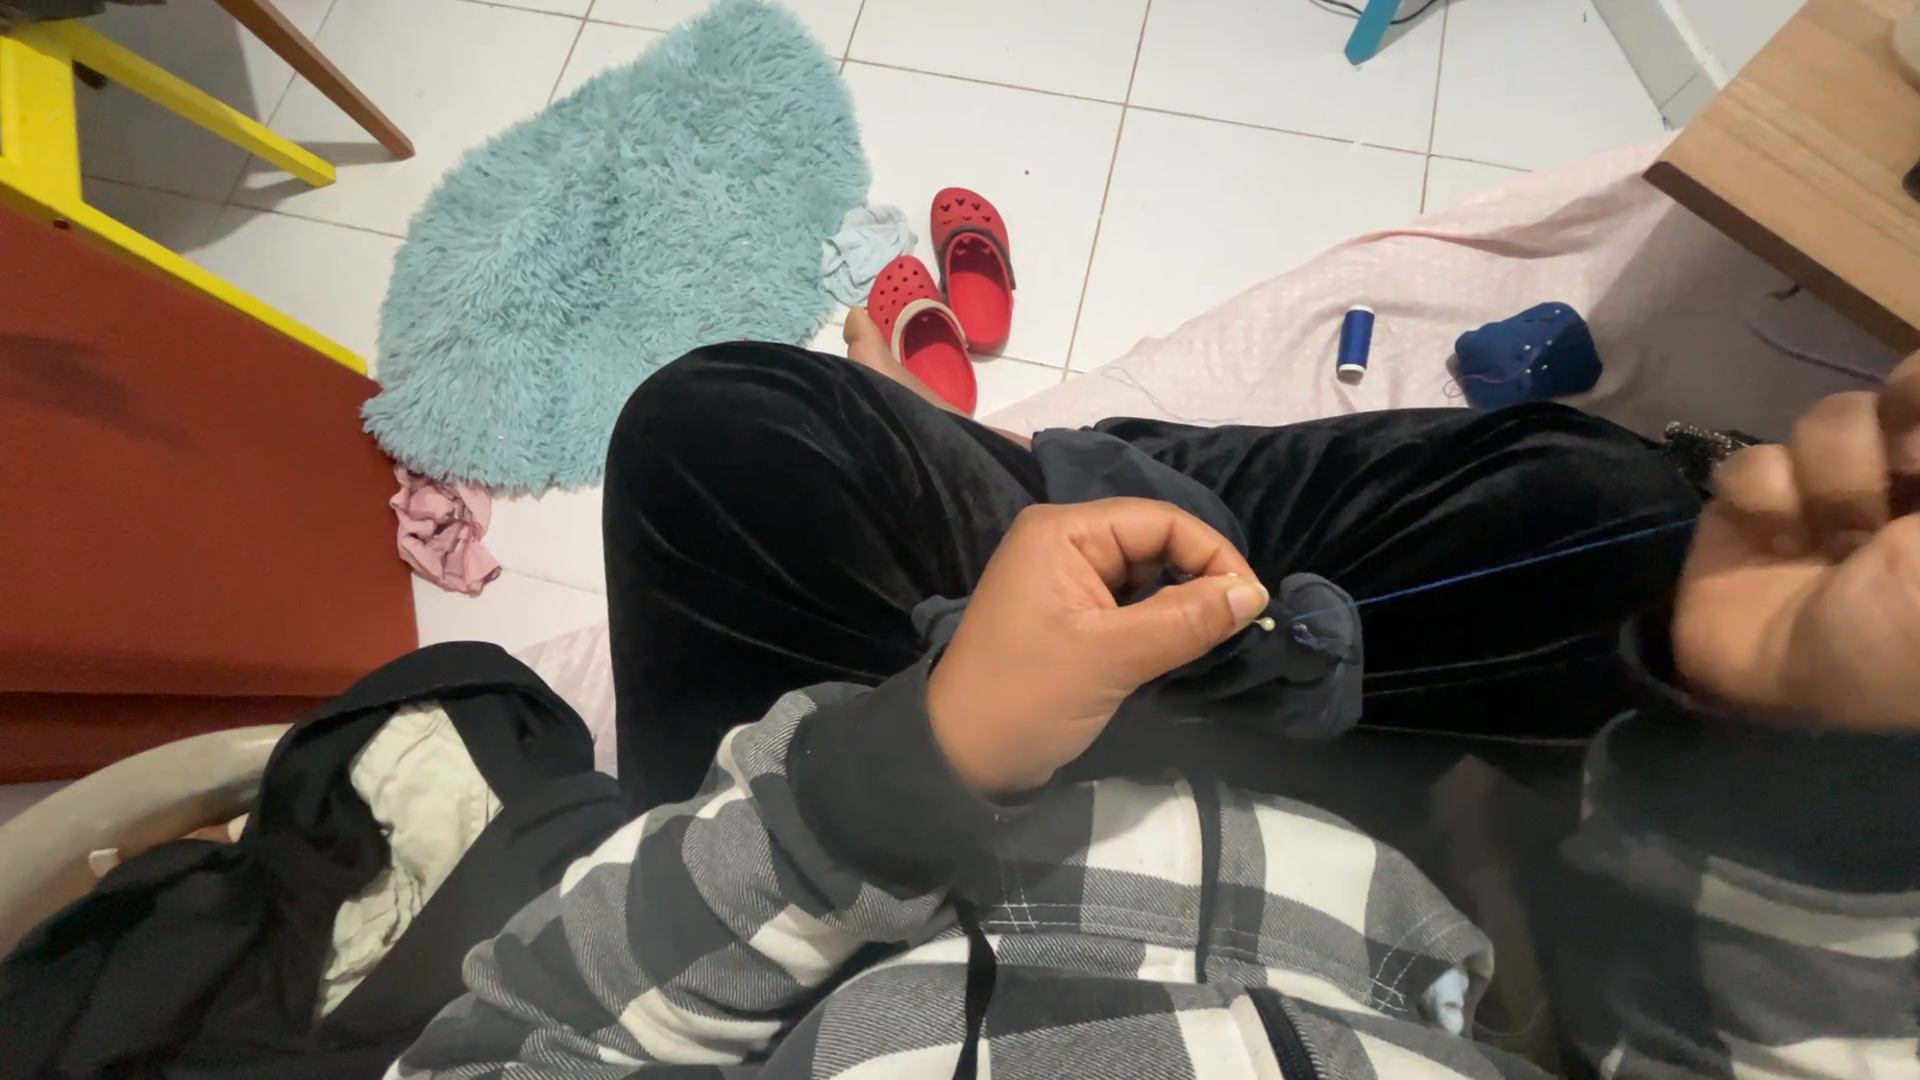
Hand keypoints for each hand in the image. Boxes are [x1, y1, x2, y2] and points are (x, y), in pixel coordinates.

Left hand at [927, 498, 1270, 794]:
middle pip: (1152, 543)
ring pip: (1143, 575)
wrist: (961, 755)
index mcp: (1062, 531)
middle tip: (1236, 625)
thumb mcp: (1111, 657)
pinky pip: (1126, 603)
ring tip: (1213, 637)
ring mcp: (1063, 578)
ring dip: (1179, 603)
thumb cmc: (1027, 696)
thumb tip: (1253, 592)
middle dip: (1196, 578)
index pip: (1158, 520)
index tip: (1252, 602)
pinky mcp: (1068, 613)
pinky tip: (1179, 644)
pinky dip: (1156, 621)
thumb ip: (1185, 619)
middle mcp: (1062, 542)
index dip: (1211, 553)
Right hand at [1673, 351, 1919, 729]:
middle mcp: (1913, 474)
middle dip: (1893, 434)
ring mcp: (1830, 492)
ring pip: (1824, 421)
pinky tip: (1778, 541)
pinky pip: (1749, 462)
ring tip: (1837, 538)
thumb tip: (1913, 389)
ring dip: (1830, 479)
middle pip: (1898, 392)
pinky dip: (1761, 500)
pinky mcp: (1749, 510)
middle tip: (1902, 486)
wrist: (1803, 685)